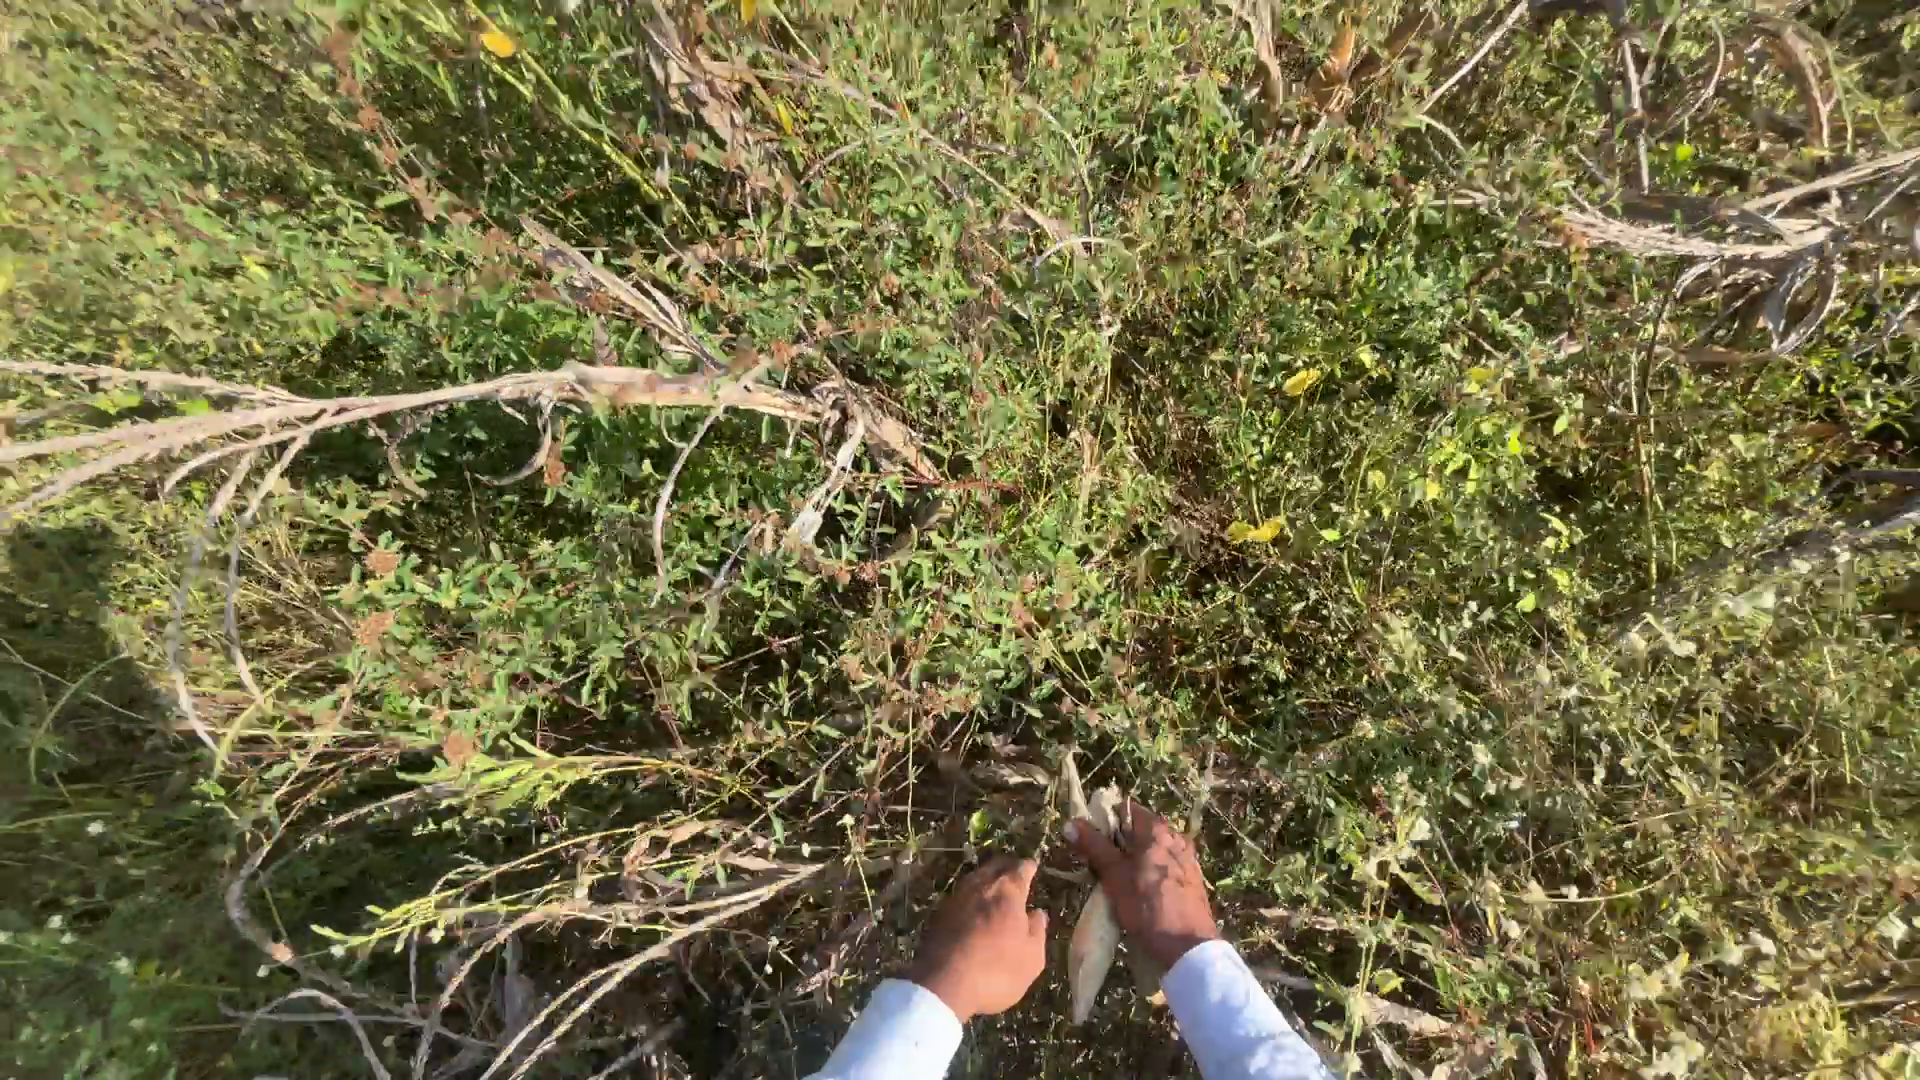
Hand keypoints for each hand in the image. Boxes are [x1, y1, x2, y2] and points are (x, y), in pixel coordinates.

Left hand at [906, 856, 1049, 1020]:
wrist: (944, 983)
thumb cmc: (997, 970)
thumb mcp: (1031, 958)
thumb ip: (1037, 931)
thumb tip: (1038, 912)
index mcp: (1008, 892)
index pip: (1021, 869)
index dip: (1028, 866)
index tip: (1033, 865)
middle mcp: (982, 886)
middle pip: (996, 866)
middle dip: (1007, 865)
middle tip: (1014, 869)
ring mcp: (958, 896)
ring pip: (976, 877)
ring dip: (987, 877)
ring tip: (994, 885)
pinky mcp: (940, 912)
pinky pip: (961, 894)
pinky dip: (972, 895)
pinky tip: (973, 906)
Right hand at [1066, 800, 1219, 968]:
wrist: (1189, 950)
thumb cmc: (1147, 907)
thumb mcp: (1114, 875)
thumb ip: (1094, 846)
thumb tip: (1071, 822)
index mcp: (1157, 829)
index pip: (1125, 809)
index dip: (1105, 821)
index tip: (1092, 841)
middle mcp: (1176, 837)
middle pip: (1139, 830)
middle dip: (1118, 844)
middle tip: (1102, 866)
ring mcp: (1187, 859)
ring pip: (1152, 850)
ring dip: (1134, 860)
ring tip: (1120, 883)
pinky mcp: (1192, 881)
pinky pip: (1165, 867)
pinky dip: (1150, 873)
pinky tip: (1142, 895)